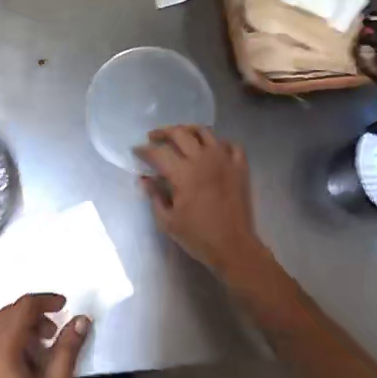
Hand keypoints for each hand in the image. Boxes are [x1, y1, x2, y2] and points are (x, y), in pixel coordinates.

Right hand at [136, 126, 275, 284]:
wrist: (234, 246)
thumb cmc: (198, 236)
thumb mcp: (168, 221)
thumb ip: (154, 196)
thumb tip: (144, 179)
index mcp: (183, 173)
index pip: (158, 152)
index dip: (144, 150)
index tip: (136, 151)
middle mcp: (203, 159)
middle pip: (180, 134)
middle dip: (163, 133)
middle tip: (153, 138)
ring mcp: (224, 160)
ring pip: (205, 132)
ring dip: (188, 131)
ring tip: (180, 136)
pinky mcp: (240, 166)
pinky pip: (230, 144)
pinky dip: (218, 143)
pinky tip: (211, 149)